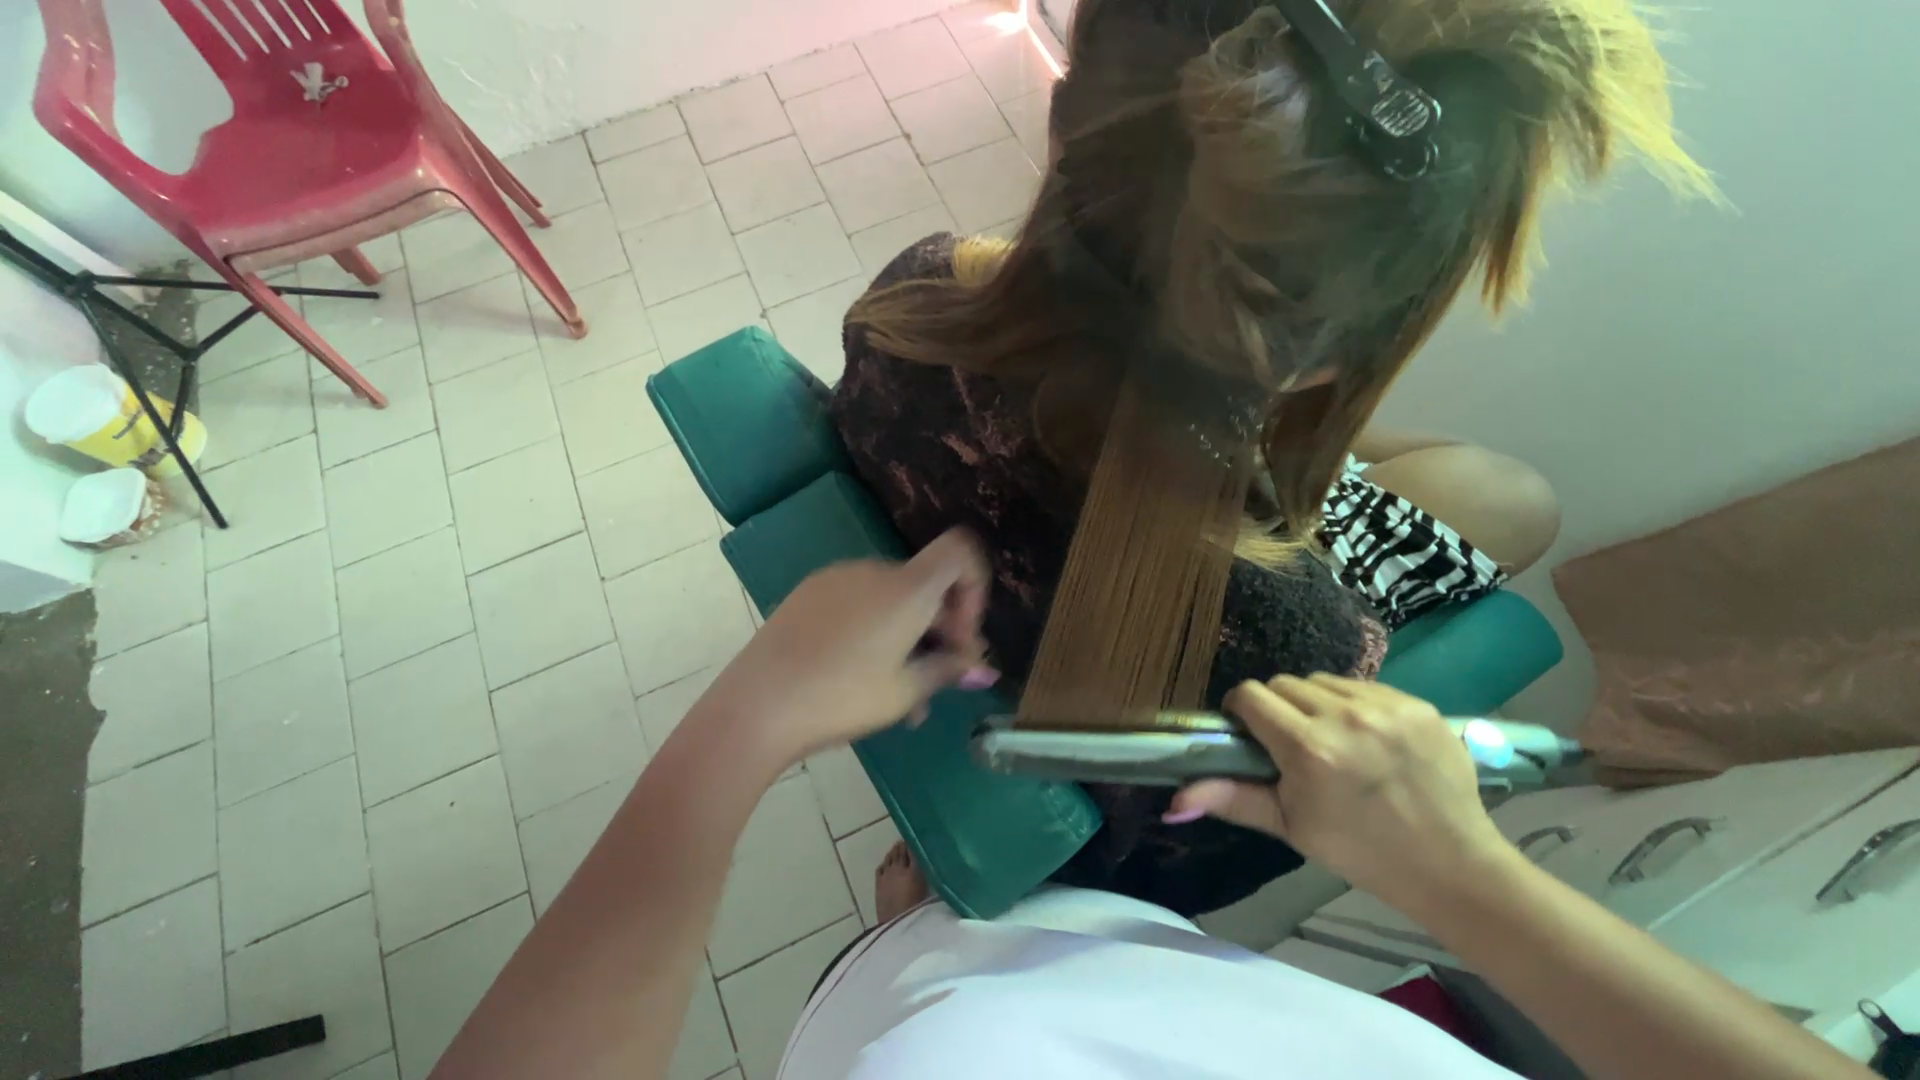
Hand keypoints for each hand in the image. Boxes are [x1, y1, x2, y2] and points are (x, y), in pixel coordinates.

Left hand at [701, 529, 995, 766]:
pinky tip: (864, 679)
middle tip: (940, 684)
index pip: (960, 551)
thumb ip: (949, 670)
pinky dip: (876, 632)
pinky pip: (860, 605)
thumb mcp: (906, 690)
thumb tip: (982, 668)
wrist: (758, 704)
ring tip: (903, 700)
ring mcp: (837, 579)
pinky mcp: (808, 594)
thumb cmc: (843, 697)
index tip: (963, 638)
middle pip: (925, 585)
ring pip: (892, 602)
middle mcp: (875, 570)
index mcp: (907, 587)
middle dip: (941, 631)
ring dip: (909, 640)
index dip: (975, 588)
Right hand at [1168, 675, 1514, 911]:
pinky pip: (1365, 687)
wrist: (1451, 864)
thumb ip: (1232, 800)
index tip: (1247, 733)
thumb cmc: (1360, 850)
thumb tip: (1173, 800)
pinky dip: (1355, 705)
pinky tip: (1368, 739)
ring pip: (1323, 680)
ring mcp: (1386, 707)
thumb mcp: (1290, 827)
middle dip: (1277, 708)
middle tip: (1290, 742)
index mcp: (1307, 748)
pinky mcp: (1418, 704)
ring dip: (1315, 702)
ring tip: (1331, 739)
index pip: (1251, 695)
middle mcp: (1344, 716)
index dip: (1241, 710)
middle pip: (1283, 683)